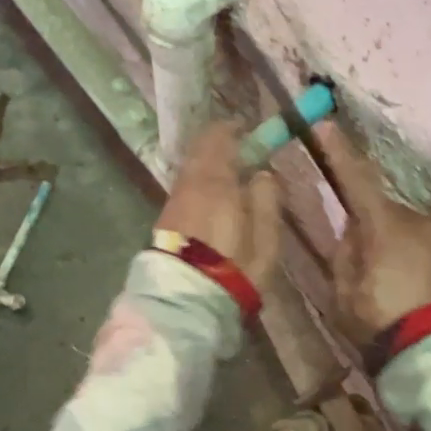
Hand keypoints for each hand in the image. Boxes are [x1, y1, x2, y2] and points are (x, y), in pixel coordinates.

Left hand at [156, 122, 280, 285]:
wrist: (186, 300)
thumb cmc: (235, 267)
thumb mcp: (265, 237)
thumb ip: (266, 198)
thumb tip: (263, 173)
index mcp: (215, 180)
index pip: (220, 137)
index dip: (235, 129)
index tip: (249, 130)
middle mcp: (189, 183)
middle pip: (200, 150)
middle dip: (219, 144)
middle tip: (241, 151)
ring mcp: (173, 200)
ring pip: (190, 168)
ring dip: (208, 164)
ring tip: (230, 177)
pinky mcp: (165, 219)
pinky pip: (185, 187)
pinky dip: (199, 182)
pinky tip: (213, 198)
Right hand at [316, 123, 430, 344]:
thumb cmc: (385, 322)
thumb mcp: (344, 293)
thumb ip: (345, 253)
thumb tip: (353, 229)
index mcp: (385, 224)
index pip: (355, 179)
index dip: (338, 152)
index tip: (324, 124)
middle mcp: (420, 219)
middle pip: (386, 214)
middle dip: (373, 231)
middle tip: (366, 273)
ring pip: (413, 232)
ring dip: (401, 248)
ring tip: (398, 291)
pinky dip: (423, 262)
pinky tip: (421, 293)